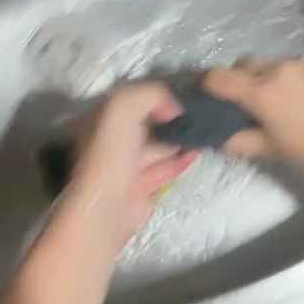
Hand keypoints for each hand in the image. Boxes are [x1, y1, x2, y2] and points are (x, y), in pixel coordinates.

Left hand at [62, 83, 197, 249]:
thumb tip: (174, 109)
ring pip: (157, 148)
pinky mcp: (141, 189)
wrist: (108, 208)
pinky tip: (195, 153)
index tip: (180, 97)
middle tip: (197, 116)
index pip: (130, 102)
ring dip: (179, 140)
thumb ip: (150, 95)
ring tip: (202, 134)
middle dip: (169, 120)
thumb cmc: (111, 154)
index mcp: (101, 120)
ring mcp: (127, 167)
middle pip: (146, 125)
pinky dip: (180, 161)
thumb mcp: (123, 108)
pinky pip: (164, 169)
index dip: (154, 97)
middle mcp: (112, 142)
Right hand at [203, 56, 303, 176]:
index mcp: (261, 91)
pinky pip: (292, 65)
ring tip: (274, 104)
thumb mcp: (275, 150)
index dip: (207, 85)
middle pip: (244, 64)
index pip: (220, 77)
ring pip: (269, 63)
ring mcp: (301, 62)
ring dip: (263, 78)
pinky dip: (286, 78)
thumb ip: (242, 141)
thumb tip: (220, 139)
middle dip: (238, 79)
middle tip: (243, 104)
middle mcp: (278, 68)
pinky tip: (298, 100)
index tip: (206, 96)